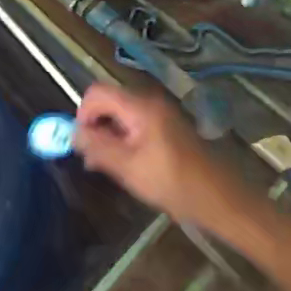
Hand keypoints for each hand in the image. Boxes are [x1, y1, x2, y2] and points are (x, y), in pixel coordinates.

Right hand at [73, 83, 252, 226]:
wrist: (219, 198)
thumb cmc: (173, 183)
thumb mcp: (128, 168)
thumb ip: (97, 147)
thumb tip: (72, 132)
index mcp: (140, 107)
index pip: (96, 93)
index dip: (82, 114)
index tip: (81, 142)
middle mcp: (150, 102)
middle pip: (108, 101)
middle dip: (94, 126)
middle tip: (92, 159)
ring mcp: (161, 113)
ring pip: (120, 114)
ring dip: (108, 135)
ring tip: (108, 166)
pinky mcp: (167, 126)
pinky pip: (135, 123)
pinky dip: (124, 138)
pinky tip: (127, 165)